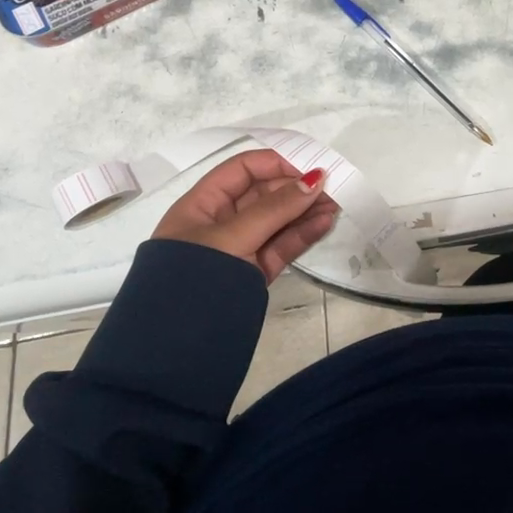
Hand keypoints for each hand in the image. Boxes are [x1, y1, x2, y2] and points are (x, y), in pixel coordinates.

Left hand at [151, 149, 339, 282]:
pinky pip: (282, 245)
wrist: (175, 347)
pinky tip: (324, 223)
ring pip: (278, 220)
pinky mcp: (255, 272)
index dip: (276, 164)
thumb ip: (276, 207)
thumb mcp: (232, 236)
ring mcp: (239, 249)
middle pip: (264, 194)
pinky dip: (304, 233)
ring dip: (306, 210)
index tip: (309, 168)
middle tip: (332, 187)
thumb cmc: (195, 275)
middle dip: (298, 188)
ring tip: (336, 205)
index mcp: (201, 205)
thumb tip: (316, 178)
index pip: (242, 170)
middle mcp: (220, 223)